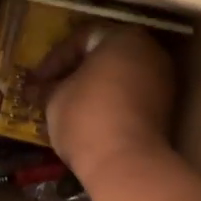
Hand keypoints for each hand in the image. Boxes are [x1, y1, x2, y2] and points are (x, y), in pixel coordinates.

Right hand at [36, 24, 177, 178]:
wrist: (126, 163)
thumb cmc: (86, 118)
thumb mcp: (55, 99)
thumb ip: (48, 87)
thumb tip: (38, 88)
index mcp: (123, 37)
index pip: (81, 38)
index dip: (53, 60)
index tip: (35, 82)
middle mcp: (150, 51)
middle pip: (104, 57)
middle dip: (75, 74)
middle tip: (50, 92)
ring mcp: (162, 82)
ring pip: (119, 79)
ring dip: (93, 91)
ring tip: (67, 110)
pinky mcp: (164, 111)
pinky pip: (129, 100)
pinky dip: (109, 106)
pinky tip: (88, 124)